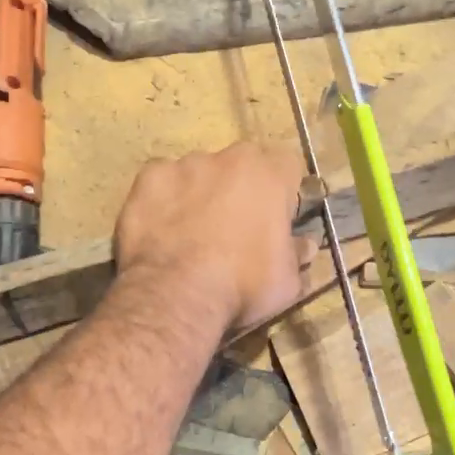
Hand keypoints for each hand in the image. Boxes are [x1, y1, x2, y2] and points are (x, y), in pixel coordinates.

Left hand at [113, 142, 308, 330]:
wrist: (177, 296)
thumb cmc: (243, 287)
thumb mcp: (287, 281)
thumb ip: (298, 254)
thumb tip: (304, 244)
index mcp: (269, 175)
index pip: (288, 167)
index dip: (284, 193)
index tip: (278, 218)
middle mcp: (228, 158)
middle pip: (241, 166)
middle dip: (241, 190)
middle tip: (234, 229)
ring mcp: (184, 165)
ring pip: (199, 173)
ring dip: (201, 194)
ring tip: (192, 234)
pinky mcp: (149, 178)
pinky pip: (162, 183)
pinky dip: (164, 201)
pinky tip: (162, 231)